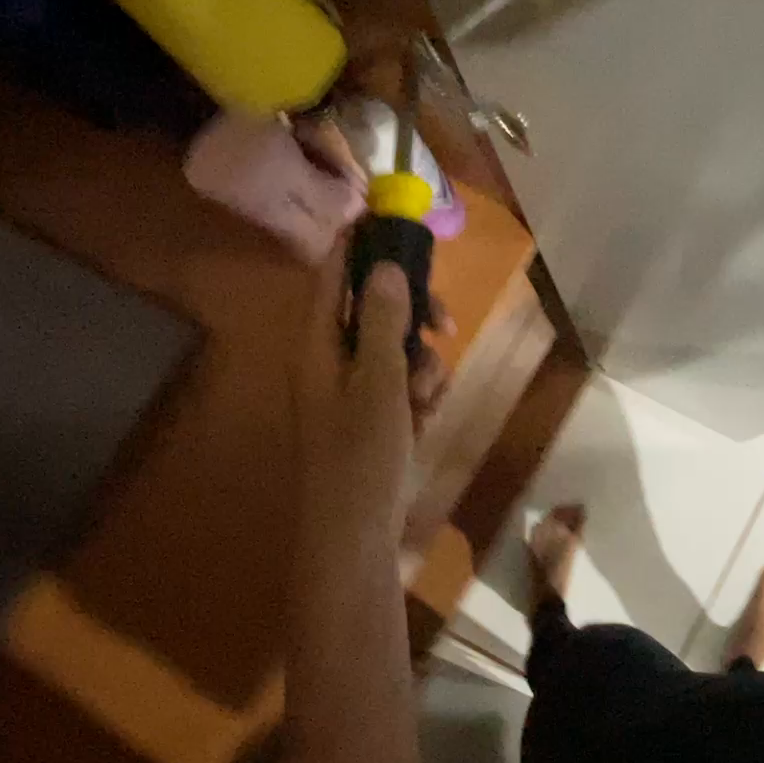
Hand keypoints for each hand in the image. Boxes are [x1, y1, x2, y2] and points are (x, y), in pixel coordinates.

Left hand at [293, 233, 448, 567]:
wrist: (355, 536)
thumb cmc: (362, 457)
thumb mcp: (379, 384)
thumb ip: (383, 322)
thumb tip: (386, 265)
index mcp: (317, 344)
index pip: (334, 275)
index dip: (361, 245)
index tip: (398, 225)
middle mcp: (330, 360)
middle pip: (374, 311)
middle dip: (413, 317)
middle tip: (446, 324)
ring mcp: (351, 391)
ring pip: (396, 350)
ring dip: (422, 364)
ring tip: (428, 398)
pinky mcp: (372, 417)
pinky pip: (402, 384)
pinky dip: (419, 393)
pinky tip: (428, 415)